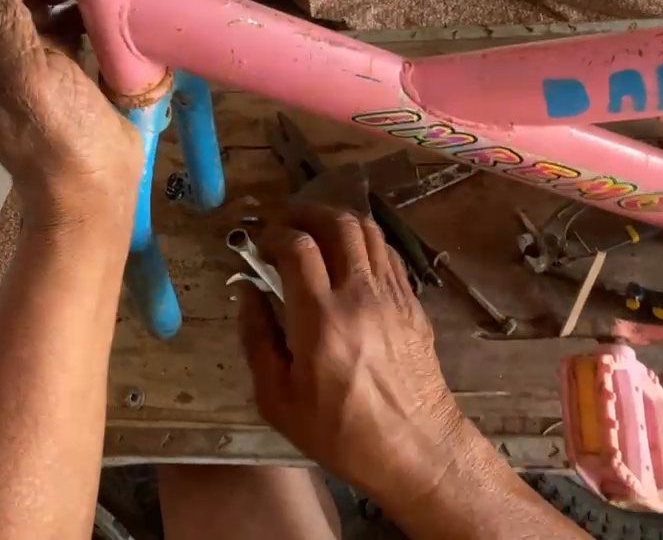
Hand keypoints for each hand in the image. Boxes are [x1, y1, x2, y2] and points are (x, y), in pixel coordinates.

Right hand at [238, 200, 484, 503]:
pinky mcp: (412, 301)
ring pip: (367, 230)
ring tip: (316, 229)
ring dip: (336, 220)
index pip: (298, 247)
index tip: (261, 244)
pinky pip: (386, 252)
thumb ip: (256, 339)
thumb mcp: (278, 400)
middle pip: (337, 224)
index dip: (275, 234)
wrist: (415, 451)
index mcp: (321, 319)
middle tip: (286, 223)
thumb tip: (247, 292)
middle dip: (306, 213)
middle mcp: (359, 295)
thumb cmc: (340, 432)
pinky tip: (350, 255)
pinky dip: (364, 240)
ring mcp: (391, 294)